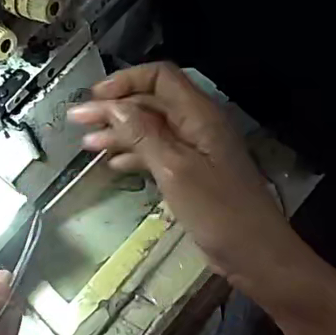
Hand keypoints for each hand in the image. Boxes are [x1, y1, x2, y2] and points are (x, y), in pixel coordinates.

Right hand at [68, 63, 321, 311]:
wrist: (258, 257)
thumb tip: (112, 106)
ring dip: (118, 132)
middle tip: (77, 121)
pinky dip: (132, 153)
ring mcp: (195, 149)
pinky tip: (112, 164)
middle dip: (113, 108)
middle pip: (150, 102)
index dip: (125, 81)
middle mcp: (197, 125)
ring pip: (150, 128)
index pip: (160, 77)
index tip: (94, 98)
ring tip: (87, 144)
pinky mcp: (192, 172)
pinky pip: (157, 152)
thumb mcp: (175, 170)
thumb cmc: (219, 212)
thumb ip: (143, 134)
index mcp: (199, 116)